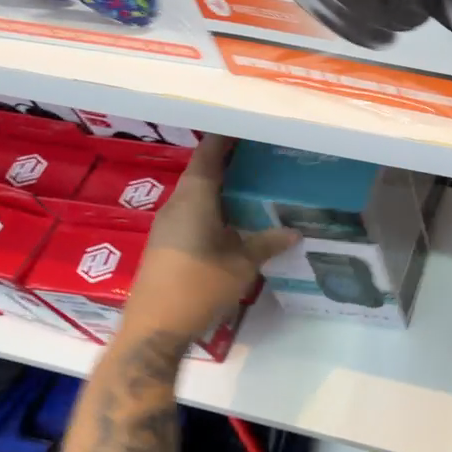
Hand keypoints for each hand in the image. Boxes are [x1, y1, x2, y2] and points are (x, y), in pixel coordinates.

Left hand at [122, 134, 295, 347]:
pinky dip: (216, 207)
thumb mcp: (242, 265)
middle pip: (204, 172)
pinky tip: (237, 218)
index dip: (227, 139)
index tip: (248, 125)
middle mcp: (178, 204)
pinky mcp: (169, 243)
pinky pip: (195, 212)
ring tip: (255, 184)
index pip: (210, 156)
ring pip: (199, 194)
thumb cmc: (199, 287)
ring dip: (223, 186)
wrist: (157, 326)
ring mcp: (170, 224)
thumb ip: (267, 243)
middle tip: (262, 155)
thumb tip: (294, 231)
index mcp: (194, 200)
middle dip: (230, 162)